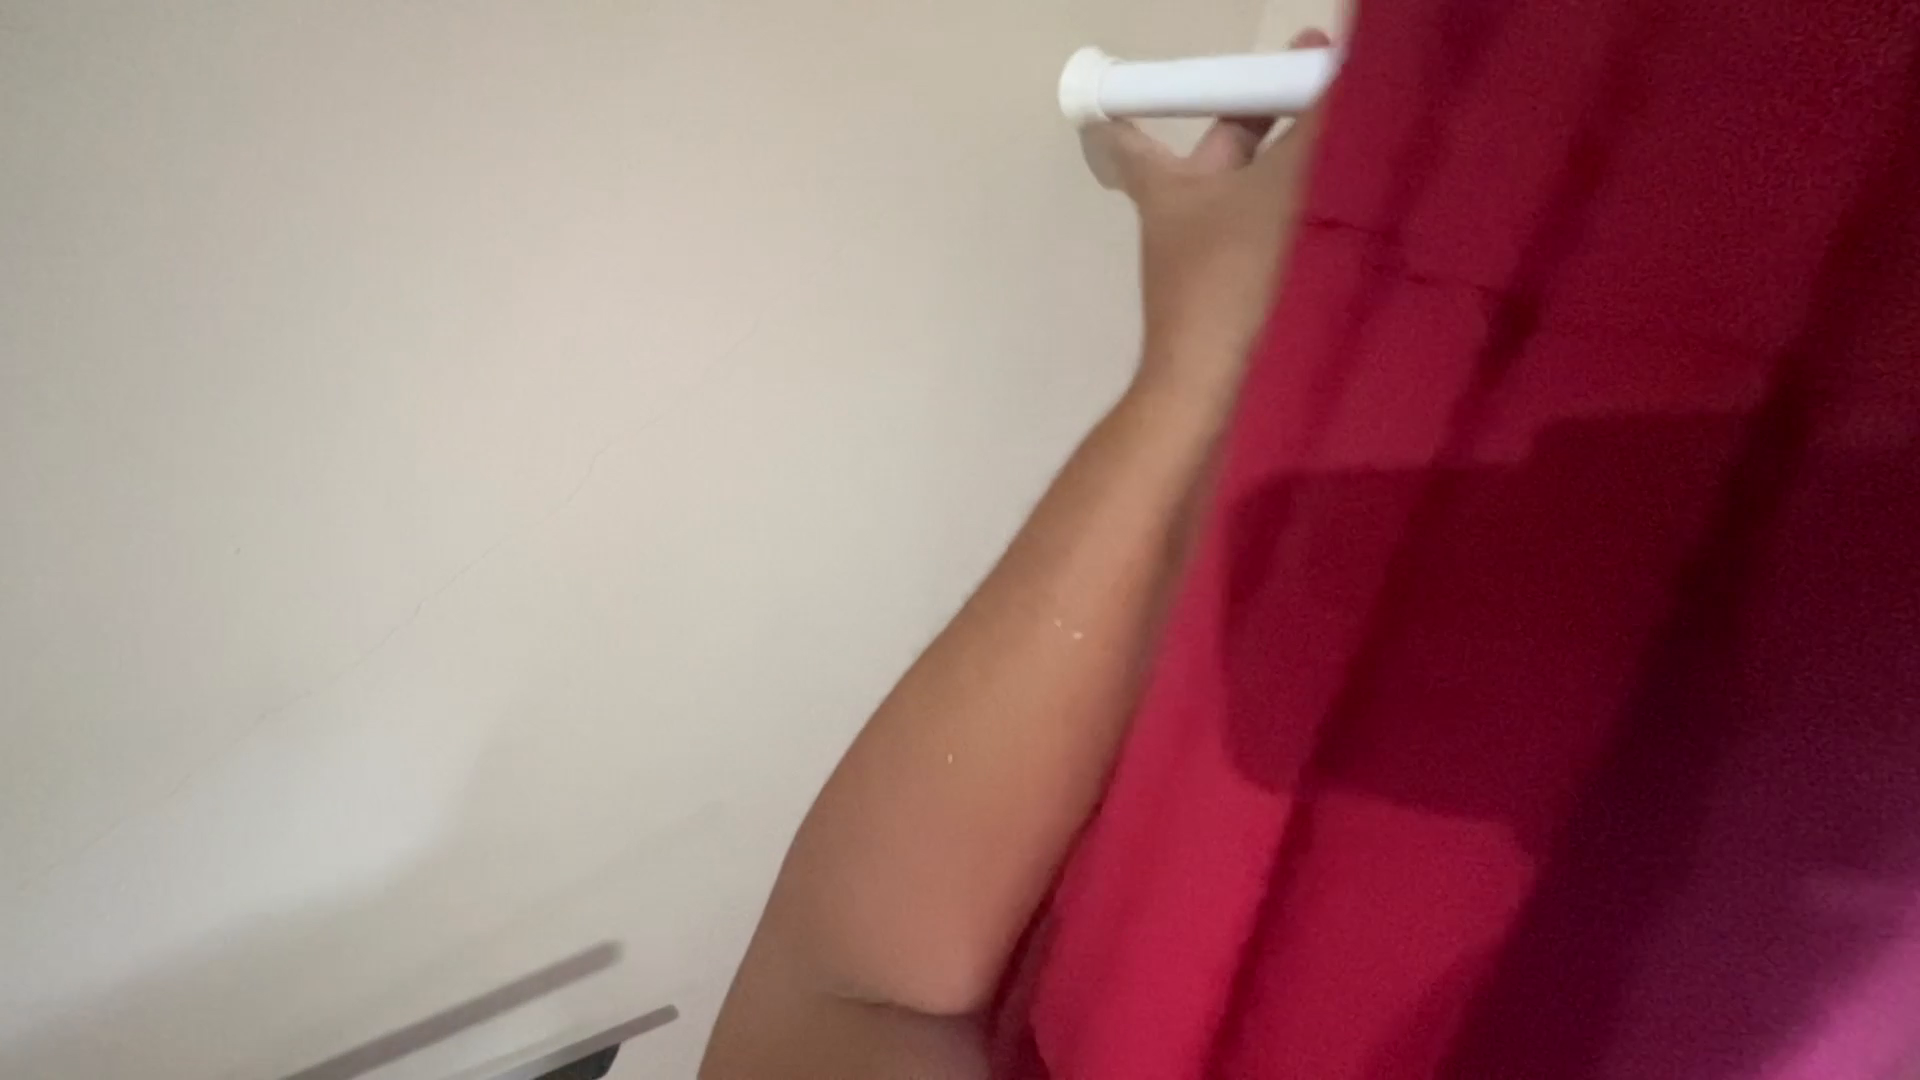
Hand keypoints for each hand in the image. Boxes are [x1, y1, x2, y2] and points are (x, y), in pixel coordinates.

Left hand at [1083, 29, 1331, 404]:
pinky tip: (1356, 204)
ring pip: (1254, 194)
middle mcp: (1180, 224)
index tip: (1127, 87)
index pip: (1130, 137)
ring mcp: (1208, 265)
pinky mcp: (1238, 298)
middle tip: (1326, 76)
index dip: (1129, 107)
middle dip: (1265, 113)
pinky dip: (1305, 215)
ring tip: (1362, 130)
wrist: (1216, 388)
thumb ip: (1316, 120)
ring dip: (1297, 164)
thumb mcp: (1281, 184)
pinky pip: (1274, 236)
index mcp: (1167, 189)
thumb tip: (1339, 59)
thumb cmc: (1233, 278)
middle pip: (1219, 152)